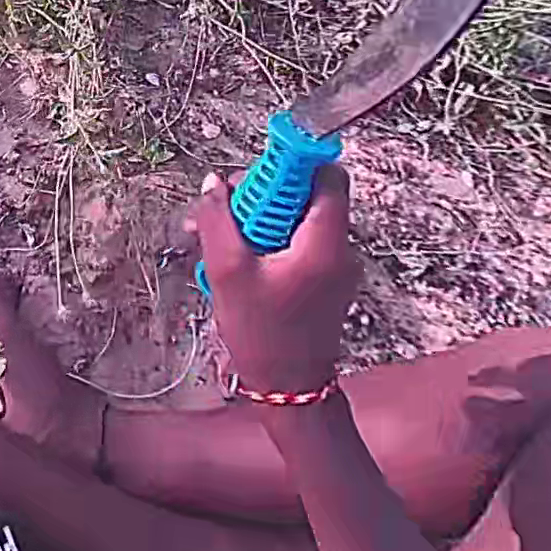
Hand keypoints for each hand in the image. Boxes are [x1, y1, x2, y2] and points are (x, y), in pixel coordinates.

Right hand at [194, 165, 357, 392]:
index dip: (294, 163)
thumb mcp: (226, 270)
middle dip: (260, 195)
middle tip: (222, 213)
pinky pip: (293, 239)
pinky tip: (233, 258)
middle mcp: (338, 248)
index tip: (255, 173)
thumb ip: (217, 220)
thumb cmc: (260, 330)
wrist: (288, 387)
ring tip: (217, 240)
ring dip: (254, 219)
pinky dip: (263, 239)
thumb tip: (213, 183)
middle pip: (304, 195)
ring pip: (294, 217)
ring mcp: (332, 264)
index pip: (328, 177)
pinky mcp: (321, 277)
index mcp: (324, 243)